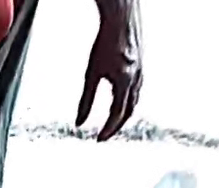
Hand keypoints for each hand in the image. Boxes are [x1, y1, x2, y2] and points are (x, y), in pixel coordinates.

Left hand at [78, 0, 141, 140]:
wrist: (121, 16)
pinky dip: (128, 101)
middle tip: (104, 137)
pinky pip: (136, 88)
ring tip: (111, 126)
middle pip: (129, 110)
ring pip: (135, 99)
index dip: (108, 130)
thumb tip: (78, 124)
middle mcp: (136, 77)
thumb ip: (85, 102)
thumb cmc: (104, 43)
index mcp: (125, 81)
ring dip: (123, 115)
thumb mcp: (91, 75)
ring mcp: (141, 69)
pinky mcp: (140, 63)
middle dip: (116, 126)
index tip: (98, 141)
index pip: (117, 114)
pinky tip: (120, 104)